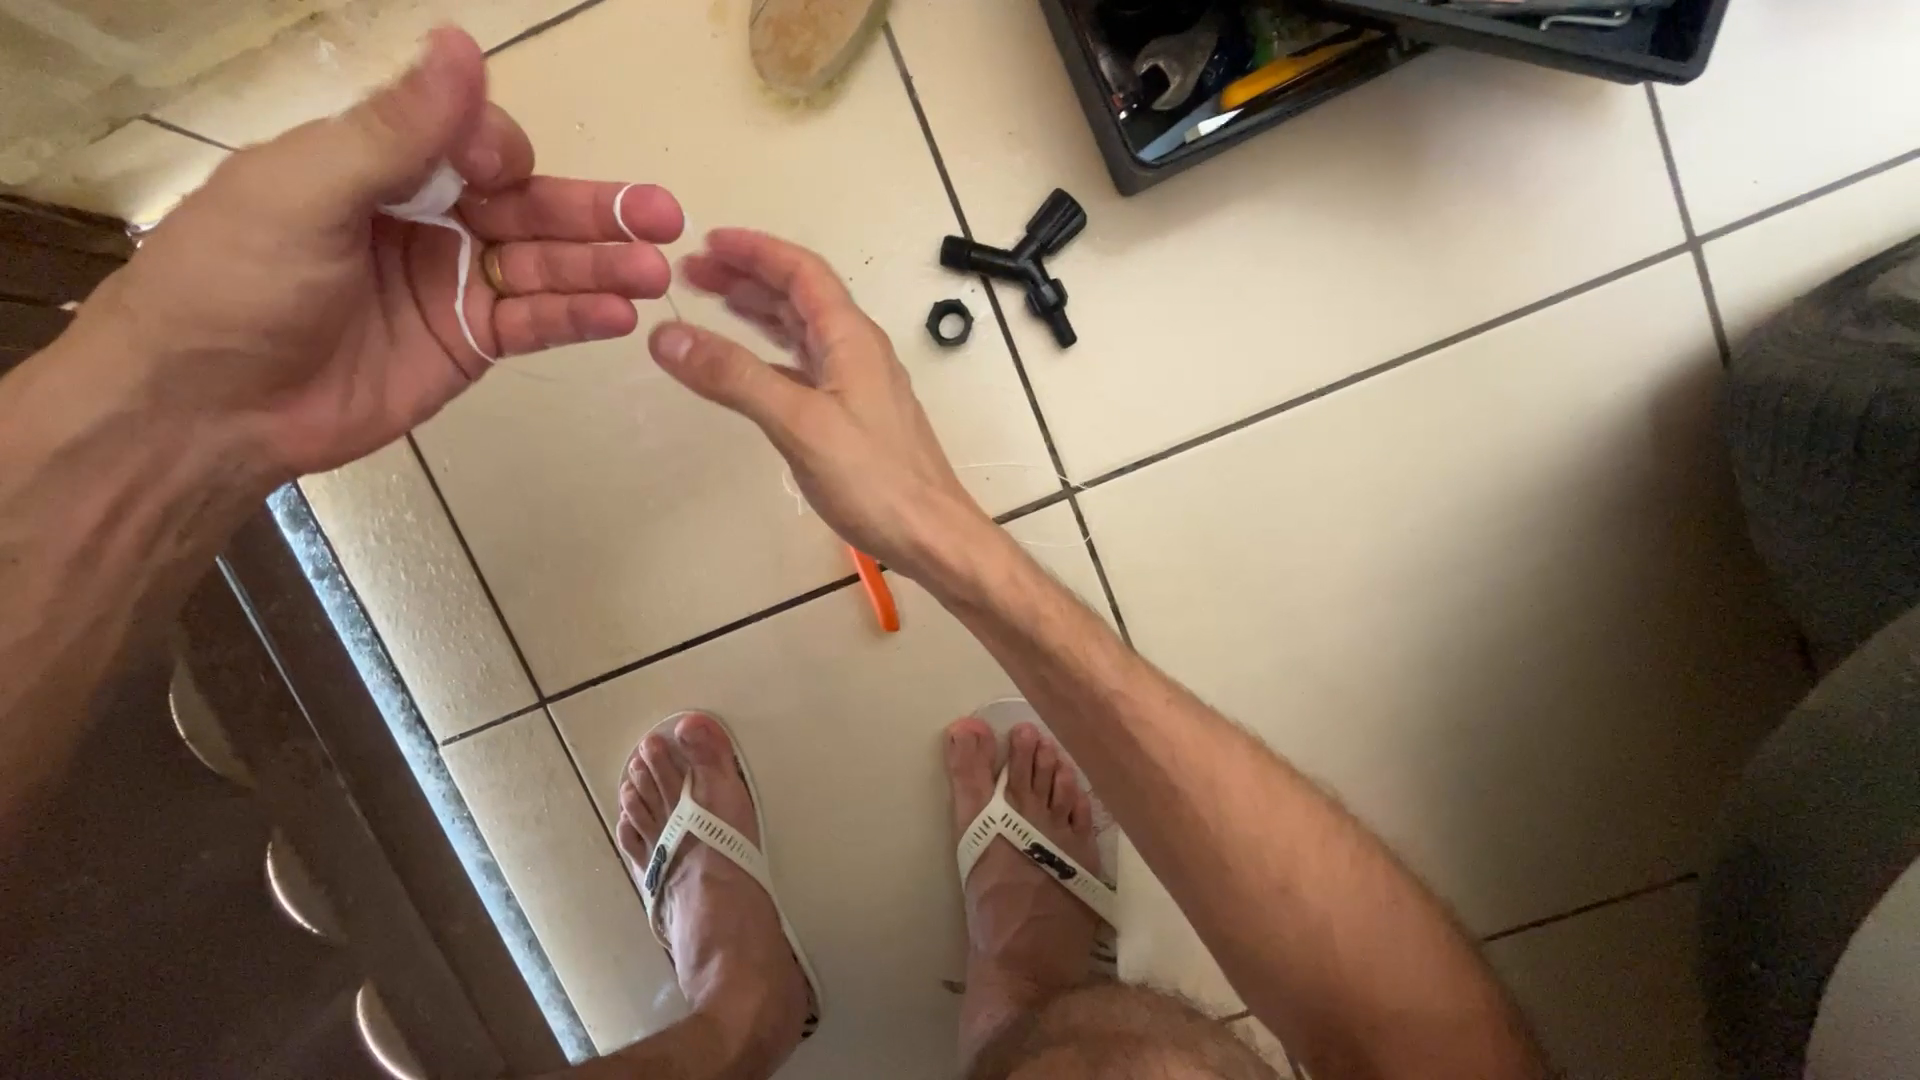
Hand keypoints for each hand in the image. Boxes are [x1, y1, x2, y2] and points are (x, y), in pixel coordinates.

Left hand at [68, 26, 682, 481]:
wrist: (212, 407)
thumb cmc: (236, 282)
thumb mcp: (303, 190)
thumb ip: (395, 130)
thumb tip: (463, 42)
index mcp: (385, 167)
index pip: (477, 146)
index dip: (501, 155)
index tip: (493, 175)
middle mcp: (435, 220)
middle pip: (534, 208)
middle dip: (600, 211)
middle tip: (665, 217)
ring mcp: (461, 285)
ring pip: (549, 267)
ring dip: (605, 268)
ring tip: (655, 273)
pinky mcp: (476, 343)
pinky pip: (539, 323)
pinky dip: (579, 319)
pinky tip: (620, 317)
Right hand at [648, 229, 994, 580]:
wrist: (931, 535)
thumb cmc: (874, 479)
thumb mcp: (800, 423)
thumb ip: (735, 378)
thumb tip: (667, 335)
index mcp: (851, 338)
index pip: (802, 271)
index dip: (755, 250)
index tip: (705, 242)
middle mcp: (858, 351)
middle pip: (801, 297)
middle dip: (747, 278)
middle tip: (691, 276)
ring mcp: (859, 386)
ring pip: (804, 333)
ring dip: (759, 313)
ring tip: (712, 306)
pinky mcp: (855, 418)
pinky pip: (807, 369)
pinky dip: (773, 357)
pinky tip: (751, 367)